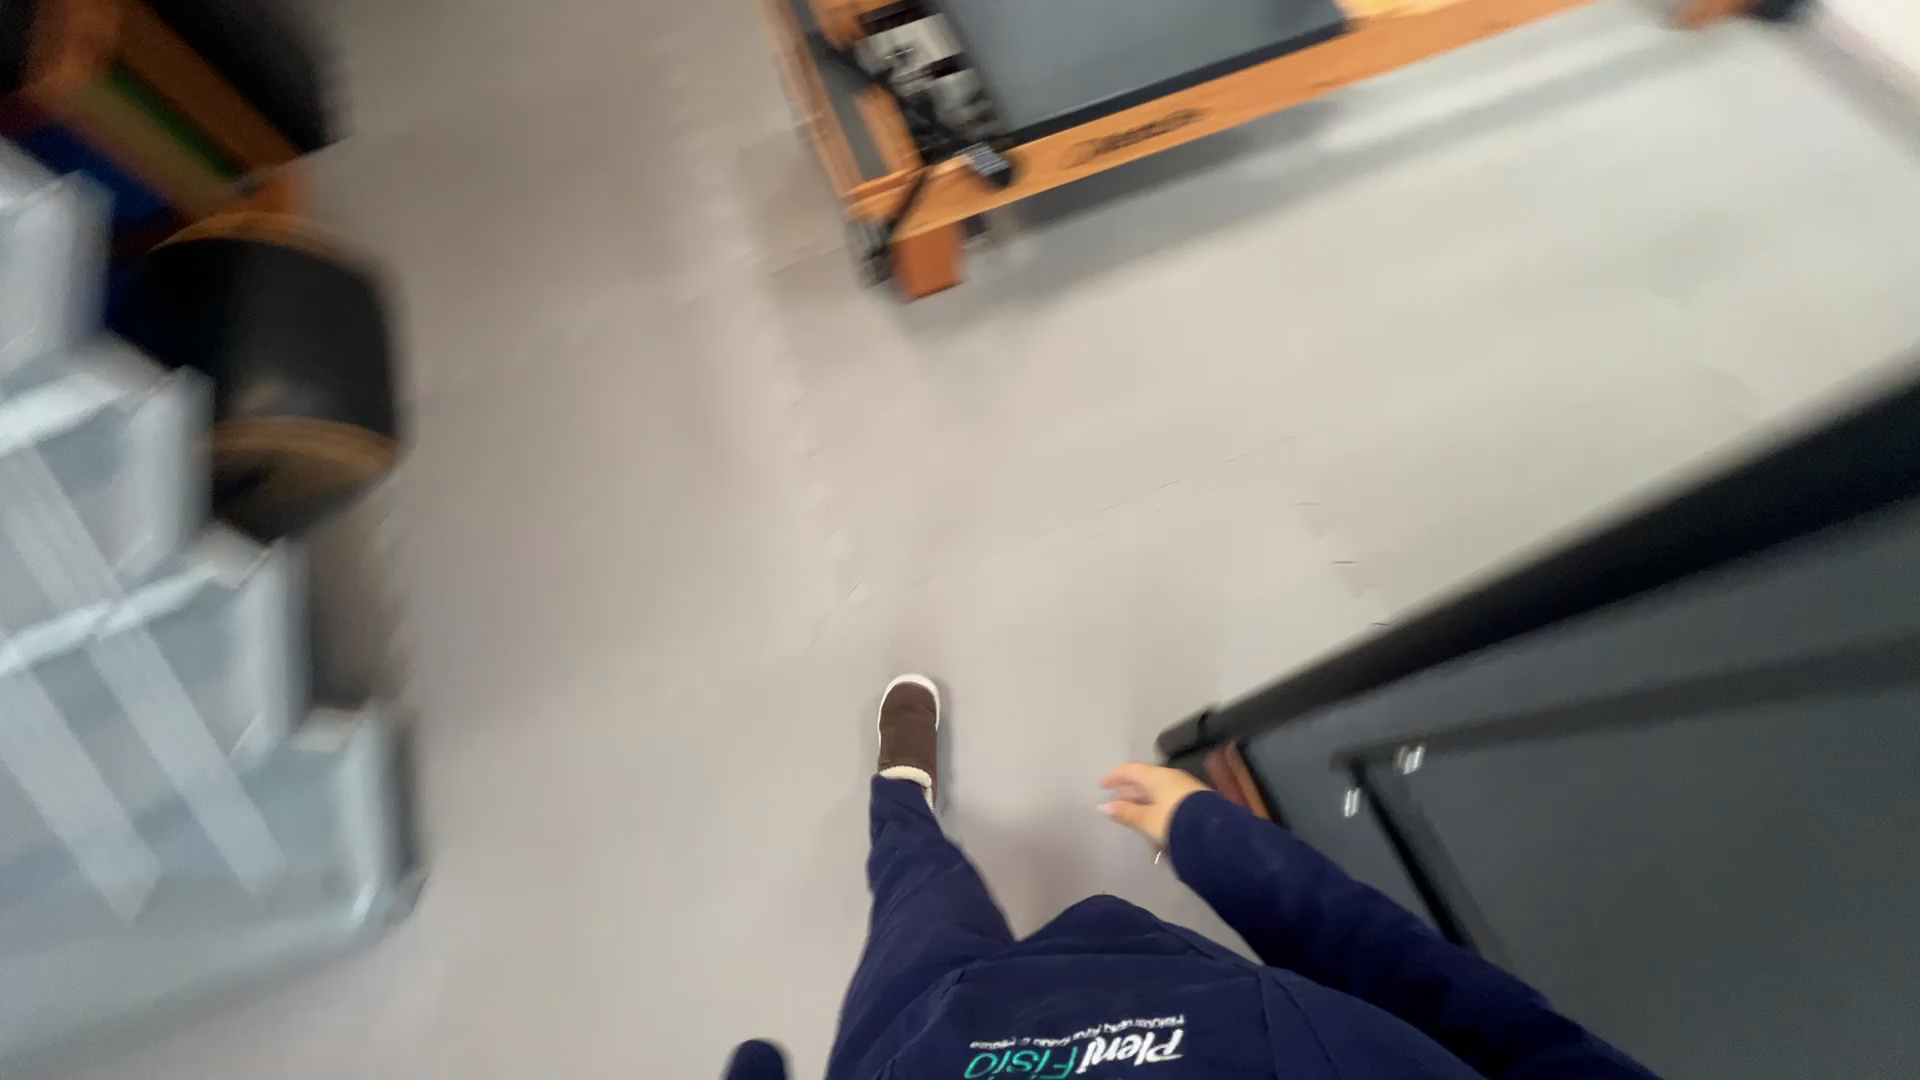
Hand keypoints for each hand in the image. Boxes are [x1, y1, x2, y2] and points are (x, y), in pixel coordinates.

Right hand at [1099, 762, 1211, 847]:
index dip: (1113, 776)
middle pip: (1143, 780)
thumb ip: (1125, 812)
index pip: (1129, 769)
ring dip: (1143, 802)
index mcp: (1157, 776)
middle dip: (1128, 792)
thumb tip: (1102, 806)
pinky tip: (1154, 822)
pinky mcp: (1195, 801)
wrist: (1216, 834)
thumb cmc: (1175, 821)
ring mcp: (1185, 787)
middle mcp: (1171, 776)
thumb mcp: (1147, 820)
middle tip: (1115, 805)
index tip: (1101, 786)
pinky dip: (1156, 807)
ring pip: (1157, 791)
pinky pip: (1168, 799)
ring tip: (1133, 817)